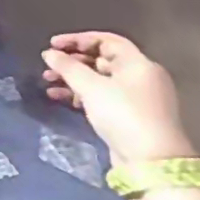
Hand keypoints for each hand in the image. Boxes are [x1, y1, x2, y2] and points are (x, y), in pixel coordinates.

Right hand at [41, 32, 195, 163]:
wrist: (150, 160)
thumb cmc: (123, 115)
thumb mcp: (92, 88)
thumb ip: (68, 68)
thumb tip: (49, 53)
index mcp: (138, 63)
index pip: (107, 40)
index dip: (78, 39)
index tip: (52, 44)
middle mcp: (139, 76)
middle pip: (102, 59)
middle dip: (73, 60)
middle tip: (48, 64)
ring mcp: (135, 98)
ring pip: (99, 79)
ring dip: (73, 78)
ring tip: (48, 81)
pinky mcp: (128, 116)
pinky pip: (101, 97)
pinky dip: (81, 94)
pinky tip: (59, 97)